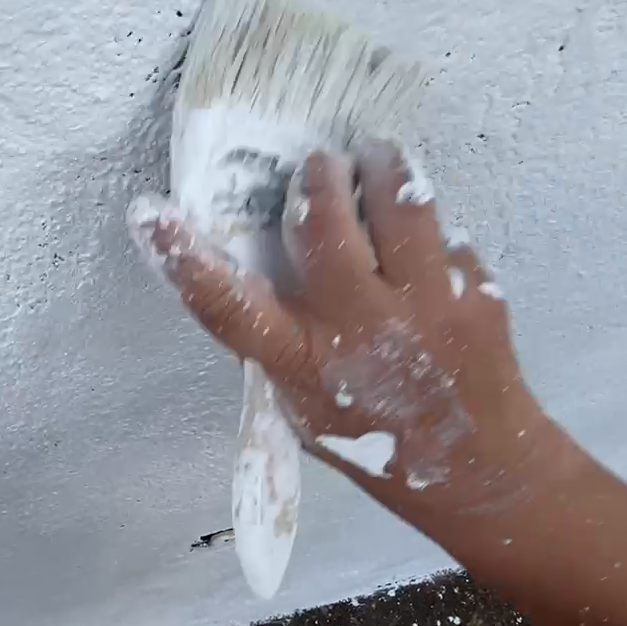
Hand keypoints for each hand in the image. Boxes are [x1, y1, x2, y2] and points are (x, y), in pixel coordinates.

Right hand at [129, 144, 571, 517]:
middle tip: (319, 163)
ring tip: (375, 157)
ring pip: (399, 202)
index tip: (150, 215)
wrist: (476, 468)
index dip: (184, 257)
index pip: (228, 305)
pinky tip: (425, 241)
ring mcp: (425, 307)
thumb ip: (274, 344)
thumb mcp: (299, 403)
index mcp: (300, 364)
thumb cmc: (369, 437)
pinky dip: (430, 225)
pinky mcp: (476, 294)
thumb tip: (255, 273)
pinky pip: (447, 232)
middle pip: (323, 224)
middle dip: (318, 177)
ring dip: (381, 167)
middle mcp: (357, 329)